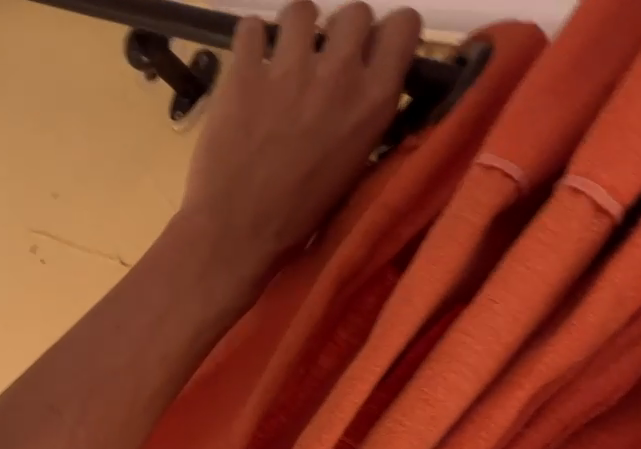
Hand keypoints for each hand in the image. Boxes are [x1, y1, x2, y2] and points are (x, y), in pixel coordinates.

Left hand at [177, 2, 422, 274]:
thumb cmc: (295, 218)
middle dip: (337, 31)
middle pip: (354, 11)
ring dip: (292, 29)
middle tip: (316, 62)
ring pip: (302, 10)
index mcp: (374, 101)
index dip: (384, 33)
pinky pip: (249, 28)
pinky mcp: (243, 77)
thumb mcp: (351, 169)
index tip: (365, 52)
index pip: (405, 24)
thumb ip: (363, 118)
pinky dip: (248, 41)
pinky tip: (246, 64)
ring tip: (278, 60)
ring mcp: (289, 72)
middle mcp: (339, 75)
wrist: (235, 234)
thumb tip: (363, 90)